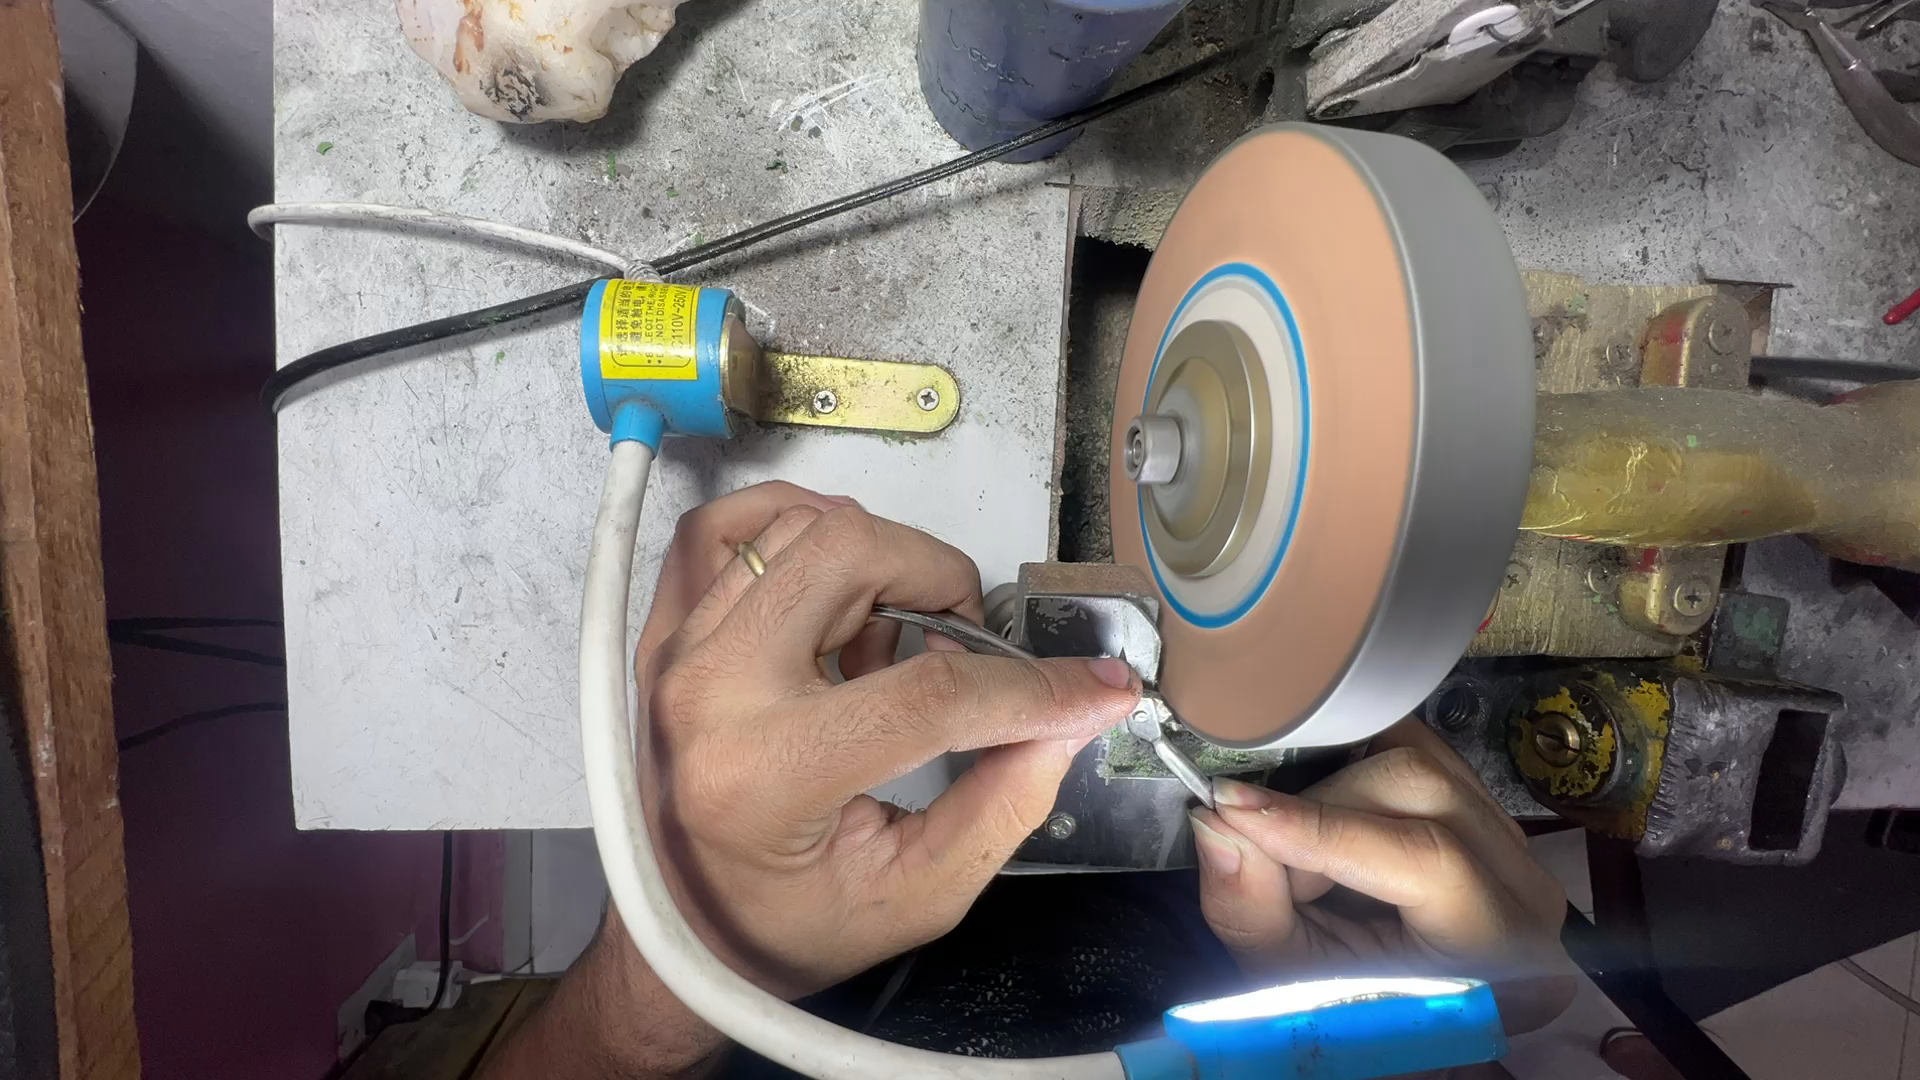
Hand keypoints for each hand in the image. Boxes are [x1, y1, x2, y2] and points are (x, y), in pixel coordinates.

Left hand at [488, 483, 1143, 1078]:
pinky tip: (836, 574)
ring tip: (888, 640)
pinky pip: (728, 523)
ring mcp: (677, 645)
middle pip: (852, 554)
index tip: (1095, 687)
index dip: (1031, 687)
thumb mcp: (919, 893)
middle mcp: (709, 689)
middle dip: (944, 583)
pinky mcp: (666, 626)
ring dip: (880, 564)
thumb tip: (1077, 706)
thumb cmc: (793, 926)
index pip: (926, 695)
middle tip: (965, 645)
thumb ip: (1008, 799)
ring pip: (804, 526)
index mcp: (765, 778)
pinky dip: (798, 522)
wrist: (675, 935)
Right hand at [1192, 718, 1576, 1033]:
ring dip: (1334, 779)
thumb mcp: (1286, 982)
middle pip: (1421, 788)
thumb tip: (1215, 821)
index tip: (1232, 805)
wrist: (1391, 1016)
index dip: (1319, 825)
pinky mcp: (1480, 807)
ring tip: (1293, 829)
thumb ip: (1249, 909)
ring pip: (1417, 756)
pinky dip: (1355, 758)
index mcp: (1500, 951)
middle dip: (1318, 804)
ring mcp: (1508, 838)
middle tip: (1263, 842)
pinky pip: (1416, 749)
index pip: (1424, 857)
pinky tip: (1322, 796)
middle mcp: (1524, 886)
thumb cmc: (1347, 1012)